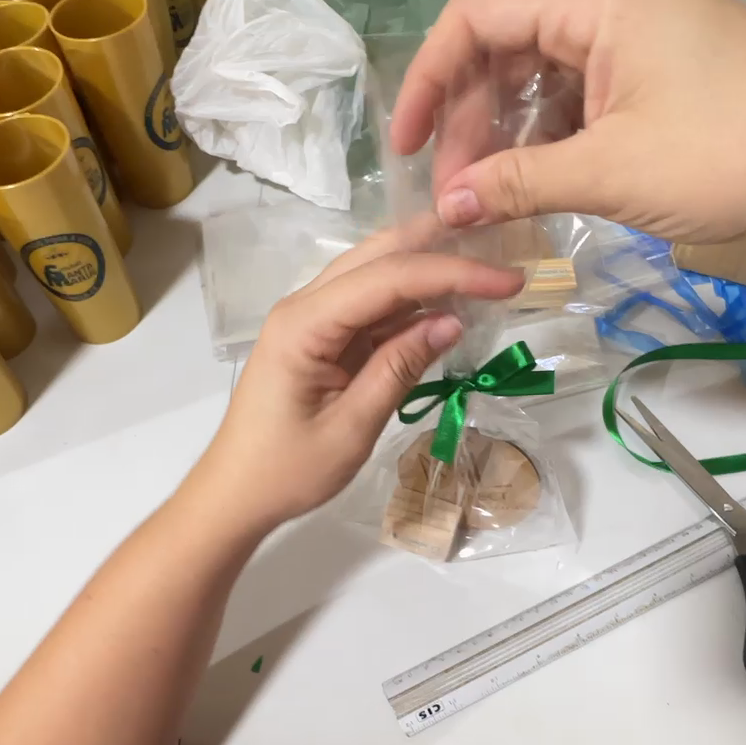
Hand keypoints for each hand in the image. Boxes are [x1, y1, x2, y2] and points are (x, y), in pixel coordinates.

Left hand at [187, 225, 523, 530]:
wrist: (236, 494)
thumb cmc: (286, 472)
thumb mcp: (351, 428)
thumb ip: (399, 369)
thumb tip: (452, 321)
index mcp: (304, 324)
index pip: (388, 277)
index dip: (452, 272)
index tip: (509, 280)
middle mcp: (304, 307)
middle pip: (380, 257)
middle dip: (443, 250)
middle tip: (503, 254)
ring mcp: (311, 320)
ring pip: (376, 276)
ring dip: (429, 272)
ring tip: (487, 272)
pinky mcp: (321, 340)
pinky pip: (370, 309)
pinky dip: (410, 306)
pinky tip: (447, 306)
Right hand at [390, 0, 745, 243]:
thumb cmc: (727, 153)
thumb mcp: (608, 171)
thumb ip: (517, 185)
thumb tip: (447, 208)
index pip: (475, 18)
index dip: (428, 83)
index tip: (405, 151)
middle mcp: (607, 2)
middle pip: (501, 51)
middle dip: (468, 127)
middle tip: (457, 201)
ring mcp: (632, 40)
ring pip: (535, 83)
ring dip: (504, 143)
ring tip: (490, 206)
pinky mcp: (649, 77)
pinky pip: (572, 103)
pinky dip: (544, 147)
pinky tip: (533, 193)